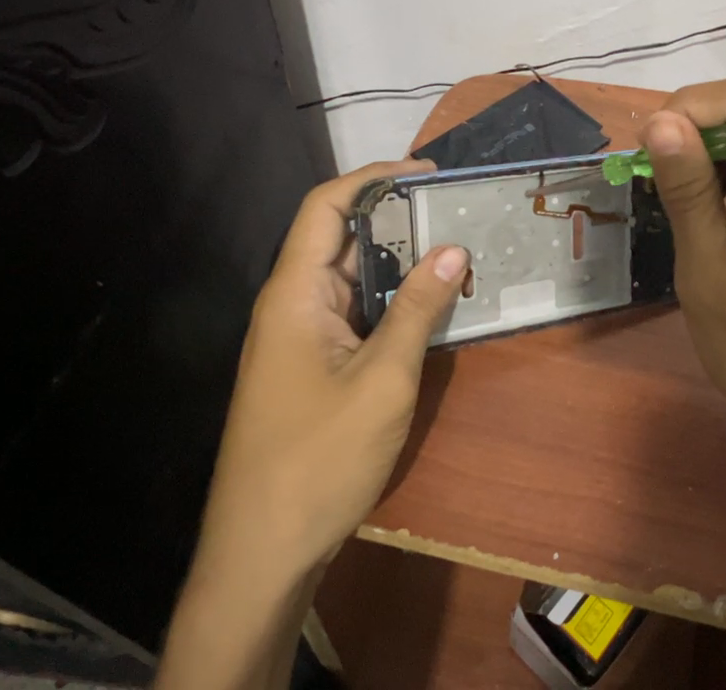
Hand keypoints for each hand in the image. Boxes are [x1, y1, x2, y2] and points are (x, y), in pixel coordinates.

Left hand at [189, 160, 467, 586]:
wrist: (264, 550)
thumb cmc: (319, 459)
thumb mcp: (382, 380)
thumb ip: (417, 310)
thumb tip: (454, 249)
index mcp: (294, 295)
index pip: (327, 207)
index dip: (374, 178)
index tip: (430, 174)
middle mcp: (292, 306)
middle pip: (341, 240)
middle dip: (399, 220)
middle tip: (462, 214)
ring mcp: (300, 340)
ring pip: (352, 281)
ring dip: (401, 264)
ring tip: (461, 252)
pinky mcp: (312, 369)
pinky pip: (355, 317)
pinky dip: (393, 304)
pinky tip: (434, 308)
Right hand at [639, 75, 725, 451]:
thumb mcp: (708, 279)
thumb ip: (688, 195)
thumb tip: (662, 122)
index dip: (690, 108)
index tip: (654, 160)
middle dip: (686, 136)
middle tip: (655, 196)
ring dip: (699, 161)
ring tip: (678, 220)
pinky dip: (719, 180)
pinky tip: (706, 227)